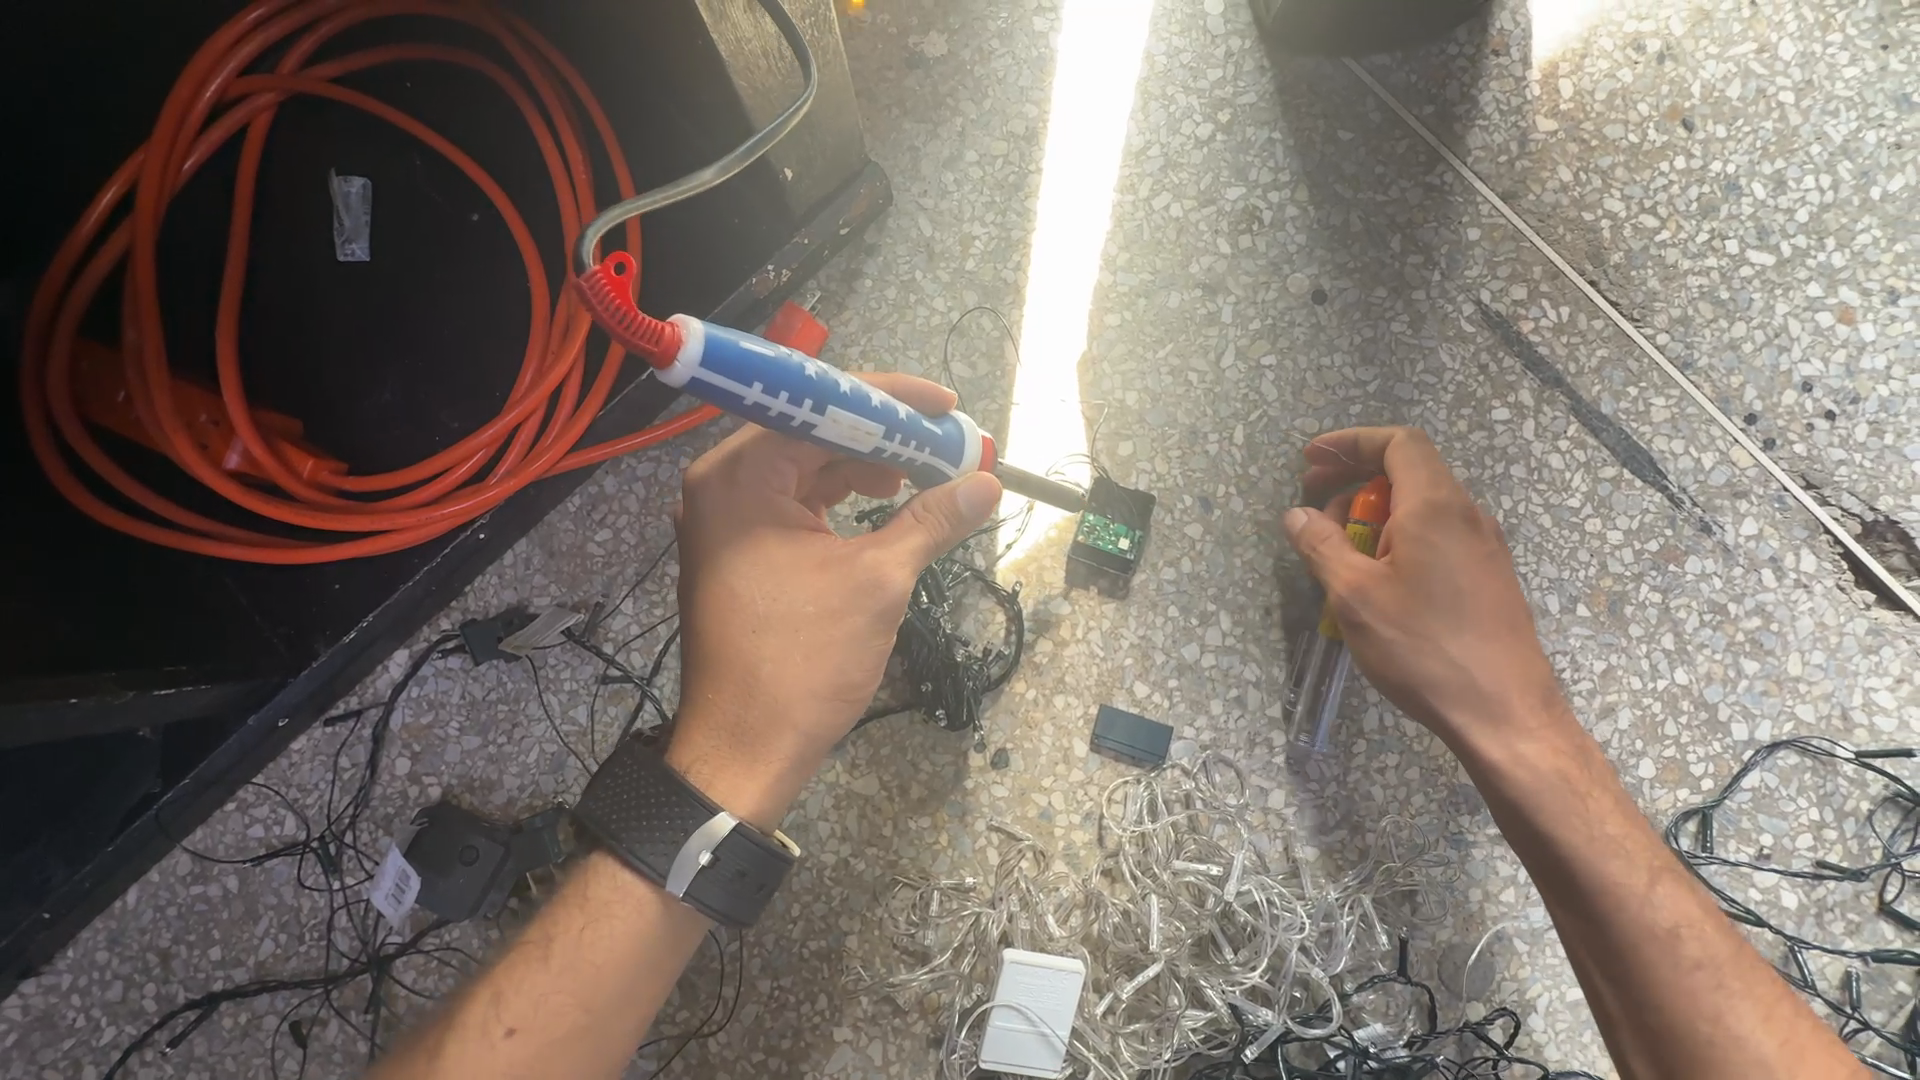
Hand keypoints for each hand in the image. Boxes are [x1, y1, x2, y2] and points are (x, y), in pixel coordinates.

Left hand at [665, 374, 1002, 827]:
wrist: (746, 749)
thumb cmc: (804, 660)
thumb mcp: (879, 581)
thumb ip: (932, 520)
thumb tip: (986, 483)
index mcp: (741, 476)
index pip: (820, 405)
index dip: (890, 399)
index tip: (946, 407)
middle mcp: (724, 484)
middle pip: (812, 430)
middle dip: (883, 435)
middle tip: (944, 445)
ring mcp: (728, 517)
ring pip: (807, 465)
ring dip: (866, 465)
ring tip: (922, 476)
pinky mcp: (741, 547)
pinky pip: (797, 501)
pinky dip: (841, 497)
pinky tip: (883, 502)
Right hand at [1281, 426, 1573, 753]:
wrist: (1505, 714)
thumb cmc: (1423, 648)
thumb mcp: (1354, 595)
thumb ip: (1321, 545)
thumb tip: (1297, 514)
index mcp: (1436, 507)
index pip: (1398, 444)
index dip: (1350, 442)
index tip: (1310, 461)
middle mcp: (1467, 516)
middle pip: (1406, 474)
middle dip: (1351, 484)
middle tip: (1310, 512)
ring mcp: (1483, 547)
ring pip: (1419, 509)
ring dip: (1370, 518)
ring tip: (1335, 557)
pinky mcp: (1486, 577)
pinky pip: (1434, 538)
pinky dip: (1395, 541)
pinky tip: (1374, 583)